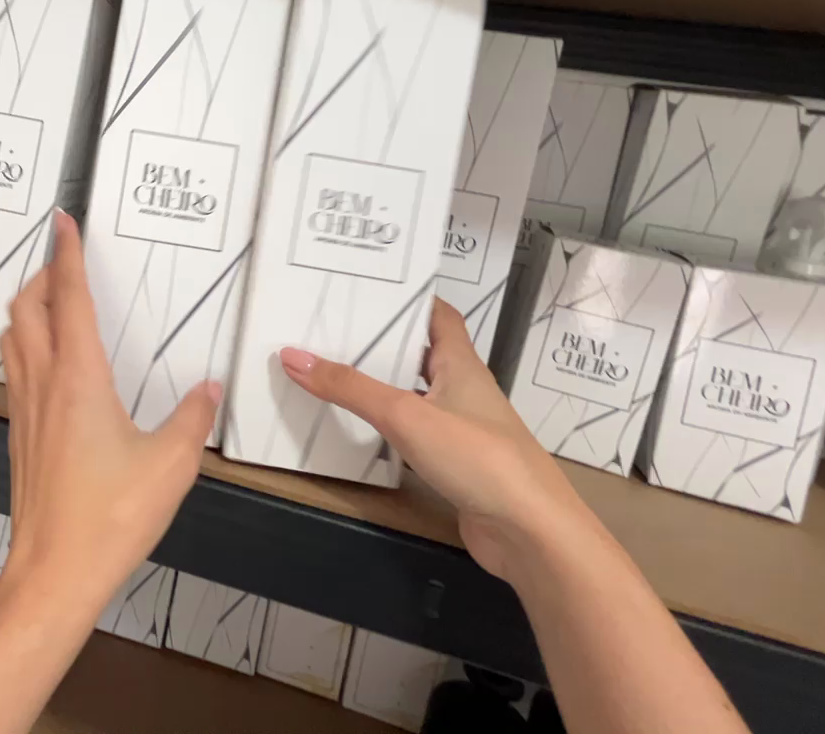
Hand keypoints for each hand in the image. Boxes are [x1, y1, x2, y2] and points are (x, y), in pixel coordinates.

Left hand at [0, 210, 220, 611]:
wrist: (53, 571)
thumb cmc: (111, 516)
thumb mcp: (171, 464)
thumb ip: (193, 417)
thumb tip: (208, 387)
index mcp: (80, 376)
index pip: (68, 296)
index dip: (66, 252)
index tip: (64, 221)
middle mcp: (44, 381)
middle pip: (27, 305)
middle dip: (42, 273)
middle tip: (66, 262)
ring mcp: (24, 407)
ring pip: (14, 335)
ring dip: (29, 307)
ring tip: (56, 303)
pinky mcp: (18, 432)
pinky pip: (15, 367)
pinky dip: (27, 342)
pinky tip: (52, 363)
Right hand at [279, 302, 600, 583]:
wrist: (531, 536)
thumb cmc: (477, 458)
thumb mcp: (405, 414)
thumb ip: (349, 387)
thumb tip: (292, 355)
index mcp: (461, 364)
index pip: (439, 315)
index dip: (407, 298)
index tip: (365, 288)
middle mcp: (463, 389)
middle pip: (420, 352)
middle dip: (381, 339)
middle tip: (330, 326)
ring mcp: (461, 428)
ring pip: (415, 392)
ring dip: (381, 382)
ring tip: (332, 368)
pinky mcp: (455, 462)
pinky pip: (413, 430)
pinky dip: (386, 423)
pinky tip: (356, 426)